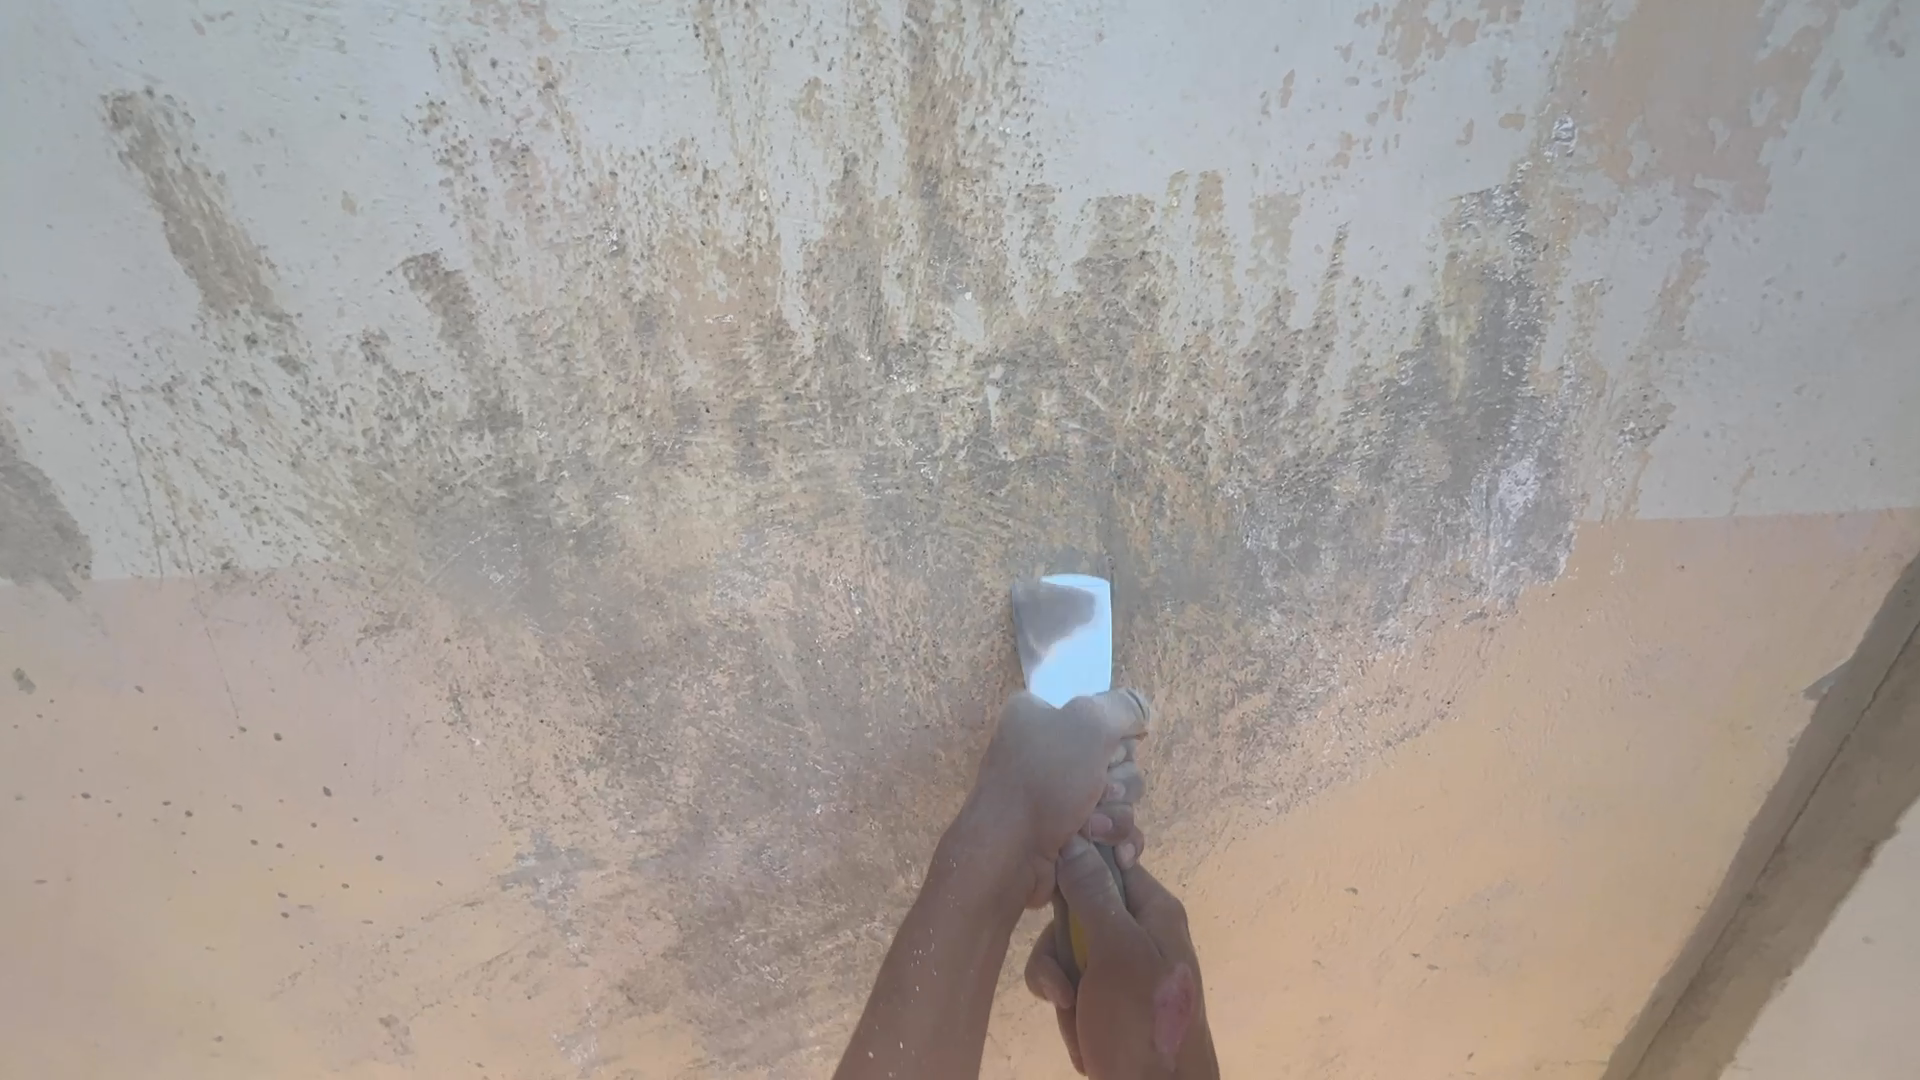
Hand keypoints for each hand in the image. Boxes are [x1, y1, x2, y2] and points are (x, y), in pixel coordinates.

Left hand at [962, 690, 1149, 908]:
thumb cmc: (1044, 780)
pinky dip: (1116, 837)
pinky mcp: (1067, 829)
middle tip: (1102, 791)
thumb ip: (1122, 707)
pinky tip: (1114, 851)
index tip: (1110, 749)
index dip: (1114, 734)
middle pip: (1115, 756)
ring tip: (1094, 827)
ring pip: (1118, 794)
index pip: (1099, 712)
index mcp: (1039, 714)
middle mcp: (1046, 749)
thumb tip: (1140, 710)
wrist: (1009, 855)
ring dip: (1116, 812)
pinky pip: (1111, 826)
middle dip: (1119, 779)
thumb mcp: (1087, 723)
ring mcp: (1056, 792)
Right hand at [1024, 842, 1216, 1078]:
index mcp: (1154, 911)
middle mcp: (1140, 933)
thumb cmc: (1143, 1026)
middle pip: (1078, 907)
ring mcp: (1123, 970)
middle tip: (1067, 981)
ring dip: (1062, 985)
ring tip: (1075, 1017)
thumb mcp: (1115, 952)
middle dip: (1062, 947)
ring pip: (1067, 949)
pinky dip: (1069, 1012)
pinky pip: (1071, 985)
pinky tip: (1083, 1040)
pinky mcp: (1108, 1003)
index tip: (1051, 882)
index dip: (1077, 865)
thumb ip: (1091, 892)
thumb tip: (1074, 836)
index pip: (1109, 859)